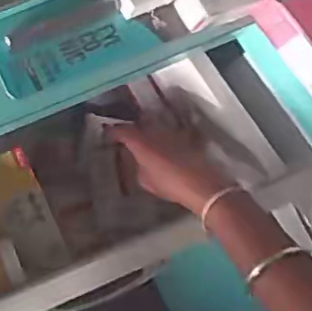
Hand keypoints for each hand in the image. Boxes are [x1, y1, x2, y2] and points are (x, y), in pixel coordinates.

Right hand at [107, 120, 236, 215]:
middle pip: (139, 123)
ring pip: (156, 124)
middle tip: (125, 135)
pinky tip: (166, 142)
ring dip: (149, 128)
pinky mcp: (188, 136)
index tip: (108, 135)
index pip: (121, 130)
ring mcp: (172, 132)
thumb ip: (138, 166)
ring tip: (145, 137)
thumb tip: (139, 161)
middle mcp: (155, 131)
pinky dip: (166, 135)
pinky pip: (171, 131)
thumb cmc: (170, 185)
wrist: (203, 187)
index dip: (112, 132)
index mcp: (141, 141)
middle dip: (131, 128)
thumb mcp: (145, 180)